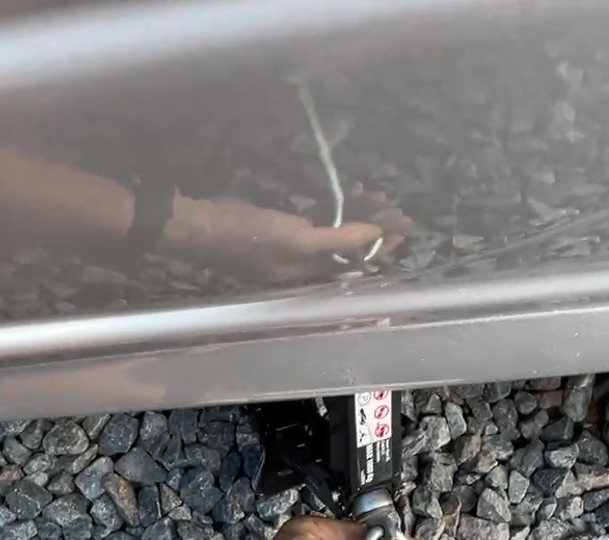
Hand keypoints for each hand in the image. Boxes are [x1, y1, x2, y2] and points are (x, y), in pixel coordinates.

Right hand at [160, 194, 410, 282]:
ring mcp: (295, 246)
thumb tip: (373, 234)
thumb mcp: (295, 240)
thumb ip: (336, 240)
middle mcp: (305, 266)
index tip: (403, 229)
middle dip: (377, 231)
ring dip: (360, 215)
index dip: (379, 247)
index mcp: (309, 277)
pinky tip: (356, 193)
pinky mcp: (285, 227)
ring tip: (385, 199)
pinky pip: (319, 218)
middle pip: (351, 249)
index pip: (354, 264)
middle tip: (404, 214)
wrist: (204, 224)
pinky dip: (337, 207)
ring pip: (337, 231)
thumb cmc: (248, 237)